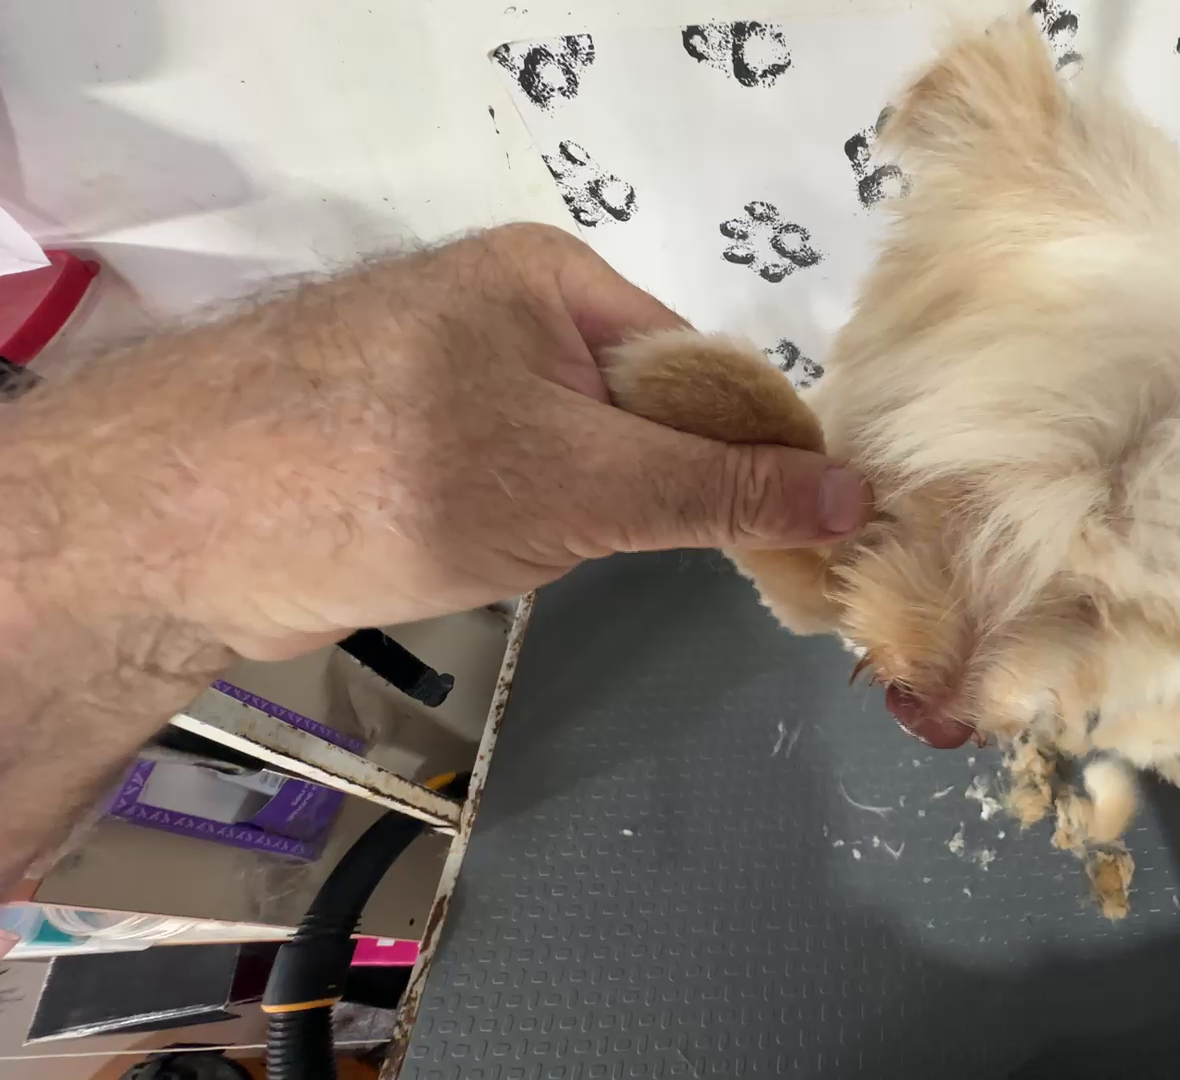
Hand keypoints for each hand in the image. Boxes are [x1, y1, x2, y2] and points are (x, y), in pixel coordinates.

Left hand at [1, 224, 868, 661]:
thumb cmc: (392, 483)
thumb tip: (856, 496)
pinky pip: (545, 456)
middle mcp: (516, 306)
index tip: (790, 518)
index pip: (707, 366)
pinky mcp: (431, 422)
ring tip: (597, 542)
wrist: (152, 546)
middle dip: (682, 477)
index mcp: (559, 278)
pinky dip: (570, 503)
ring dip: (624, 497)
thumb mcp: (592, 486)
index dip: (753, 445)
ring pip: (602, 437)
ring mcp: (469, 364)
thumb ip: (729, 492)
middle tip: (700, 548)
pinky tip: (547, 537)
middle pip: (656, 402)